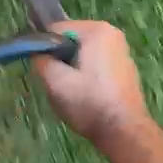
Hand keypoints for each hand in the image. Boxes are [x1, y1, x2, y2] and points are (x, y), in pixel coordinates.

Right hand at [33, 20, 148, 143]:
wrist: (124, 132)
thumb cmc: (89, 102)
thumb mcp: (55, 81)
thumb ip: (40, 59)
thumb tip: (38, 54)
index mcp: (97, 30)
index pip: (56, 30)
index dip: (45, 49)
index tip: (47, 71)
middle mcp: (112, 34)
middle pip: (70, 41)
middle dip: (61, 60)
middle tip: (60, 84)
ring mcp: (121, 52)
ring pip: (82, 54)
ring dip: (72, 69)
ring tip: (73, 92)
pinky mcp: (124, 69)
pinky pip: (95, 64)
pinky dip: (87, 76)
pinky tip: (87, 96)